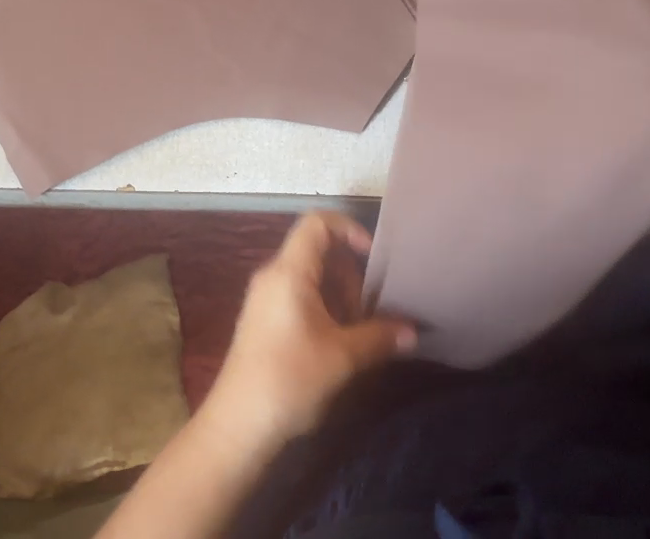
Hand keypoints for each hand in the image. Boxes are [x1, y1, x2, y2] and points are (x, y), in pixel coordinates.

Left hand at [200, 213, 415, 449]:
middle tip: (372, 306)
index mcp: (288, 271)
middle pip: (318, 250)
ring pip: (311, 276)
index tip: (374, 258)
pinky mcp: (265, 321)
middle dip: (351, 273)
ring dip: (340, 295)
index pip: (317, 222)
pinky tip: (340, 342)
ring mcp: (266, 298)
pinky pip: (300, 296)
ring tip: (360, 328)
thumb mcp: (342, 357)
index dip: (350, 229)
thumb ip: (380, 336)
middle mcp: (274, 276)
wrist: (237, 427)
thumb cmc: (289, 379)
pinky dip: (325, 308)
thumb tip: (412, 332)